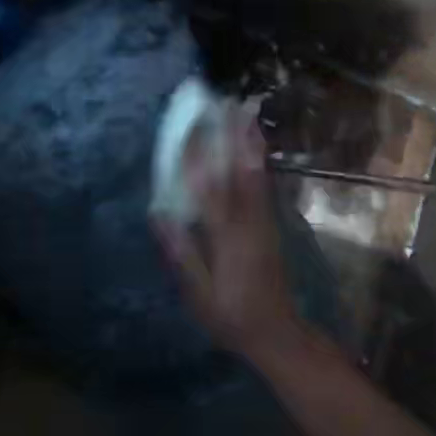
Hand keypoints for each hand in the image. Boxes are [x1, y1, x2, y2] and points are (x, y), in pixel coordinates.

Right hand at [153, 111, 302, 360]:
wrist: (276, 333)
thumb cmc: (231, 316)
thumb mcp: (199, 294)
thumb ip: (182, 253)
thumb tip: (159, 214)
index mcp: (227, 239)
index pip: (209, 189)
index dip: (197, 157)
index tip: (188, 128)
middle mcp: (249, 222)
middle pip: (240, 171)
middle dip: (233, 135)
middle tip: (228, 102)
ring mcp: (264, 222)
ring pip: (256, 173)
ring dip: (249, 141)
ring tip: (245, 110)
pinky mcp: (271, 225)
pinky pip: (263, 185)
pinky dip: (258, 159)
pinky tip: (254, 145)